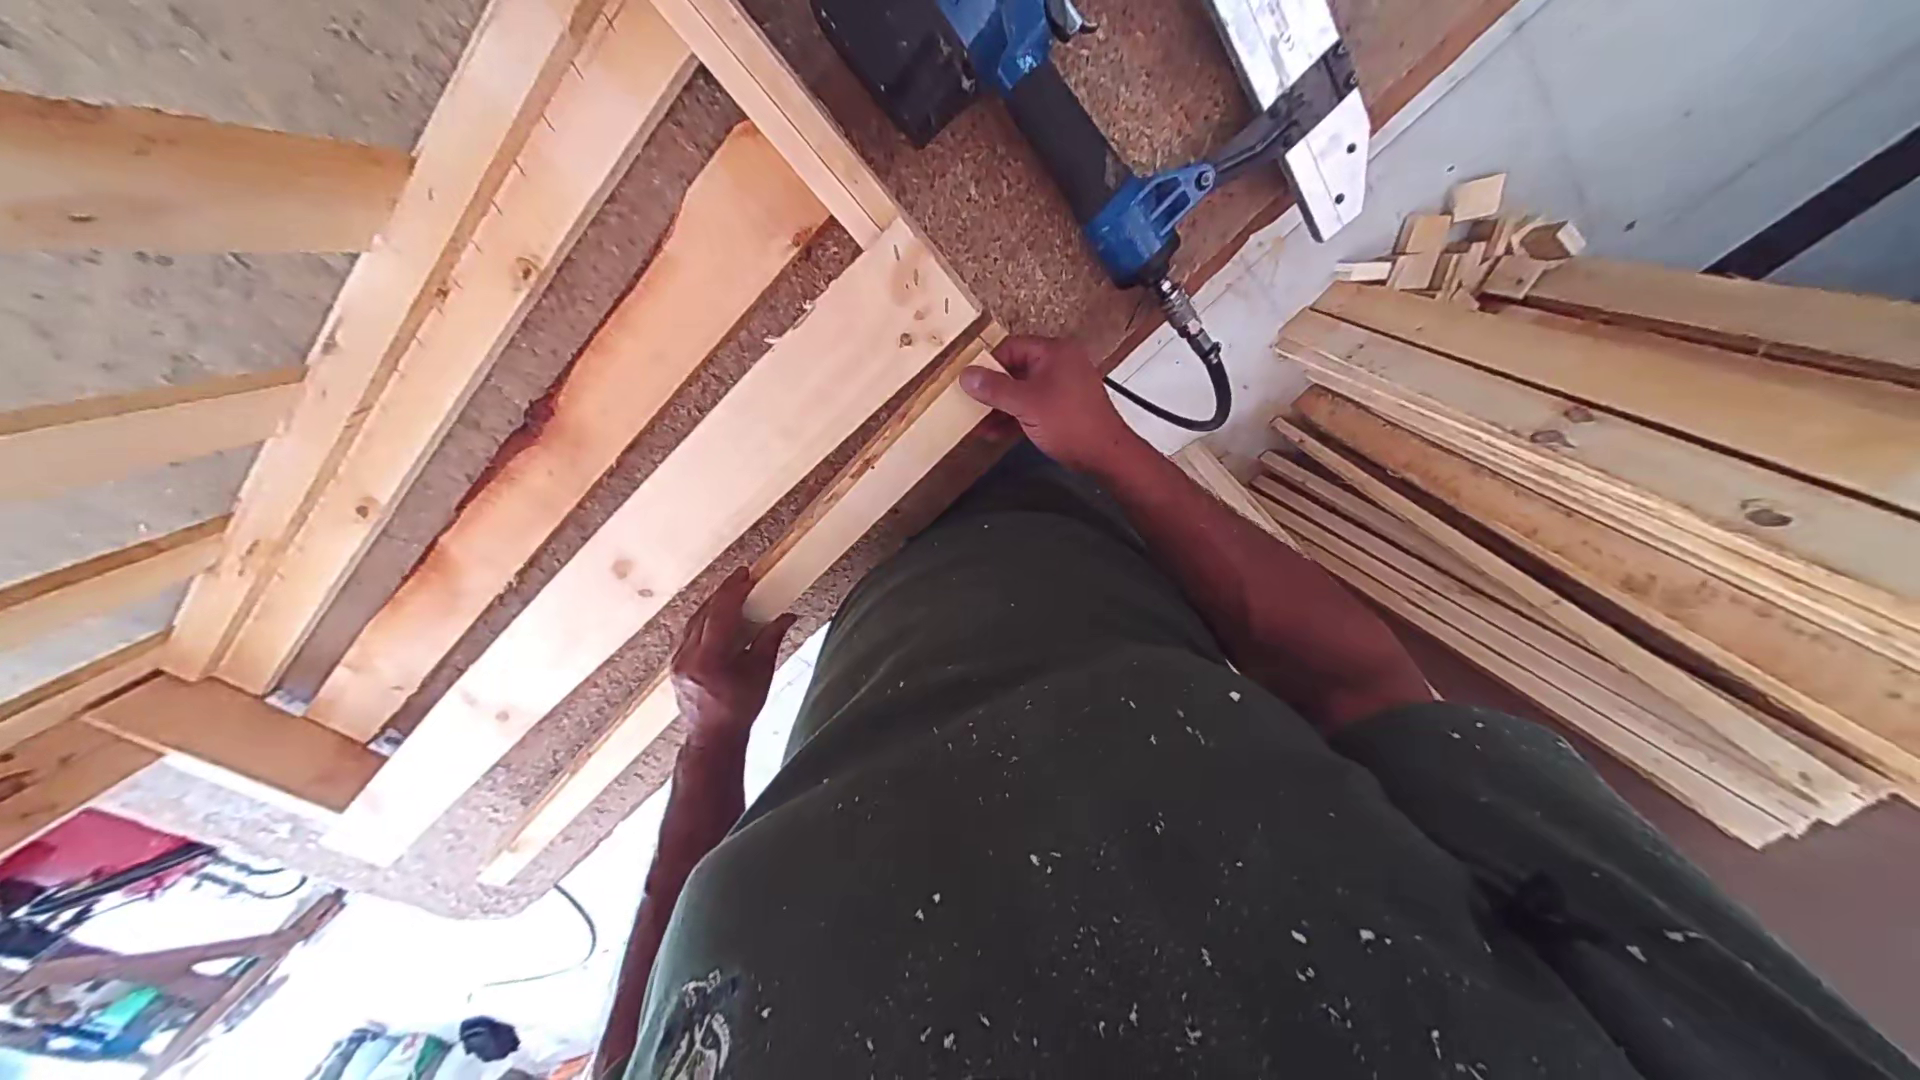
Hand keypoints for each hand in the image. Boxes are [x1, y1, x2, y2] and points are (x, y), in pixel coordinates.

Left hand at [669, 567, 796, 742]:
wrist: (714, 737)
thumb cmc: (739, 709)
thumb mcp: (761, 672)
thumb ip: (771, 639)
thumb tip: (787, 616)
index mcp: (710, 660)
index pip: (721, 613)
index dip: (734, 590)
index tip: (746, 576)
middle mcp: (688, 657)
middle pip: (706, 612)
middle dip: (725, 592)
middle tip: (742, 578)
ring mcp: (678, 660)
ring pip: (695, 620)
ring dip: (714, 604)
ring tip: (732, 592)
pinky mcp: (676, 663)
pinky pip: (689, 631)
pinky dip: (705, 618)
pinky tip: (717, 614)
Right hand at [959, 336, 1145, 473]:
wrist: (1104, 454)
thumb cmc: (1071, 422)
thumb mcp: (1025, 403)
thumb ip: (994, 388)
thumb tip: (967, 376)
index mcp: (1054, 352)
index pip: (1012, 347)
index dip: (989, 363)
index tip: (970, 380)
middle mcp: (1060, 364)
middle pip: (1016, 370)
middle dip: (992, 390)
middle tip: (970, 401)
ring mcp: (1063, 387)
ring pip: (1023, 392)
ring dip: (1001, 407)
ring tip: (978, 422)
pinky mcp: (1063, 408)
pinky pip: (1032, 407)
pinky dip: (1015, 417)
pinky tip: (996, 432)